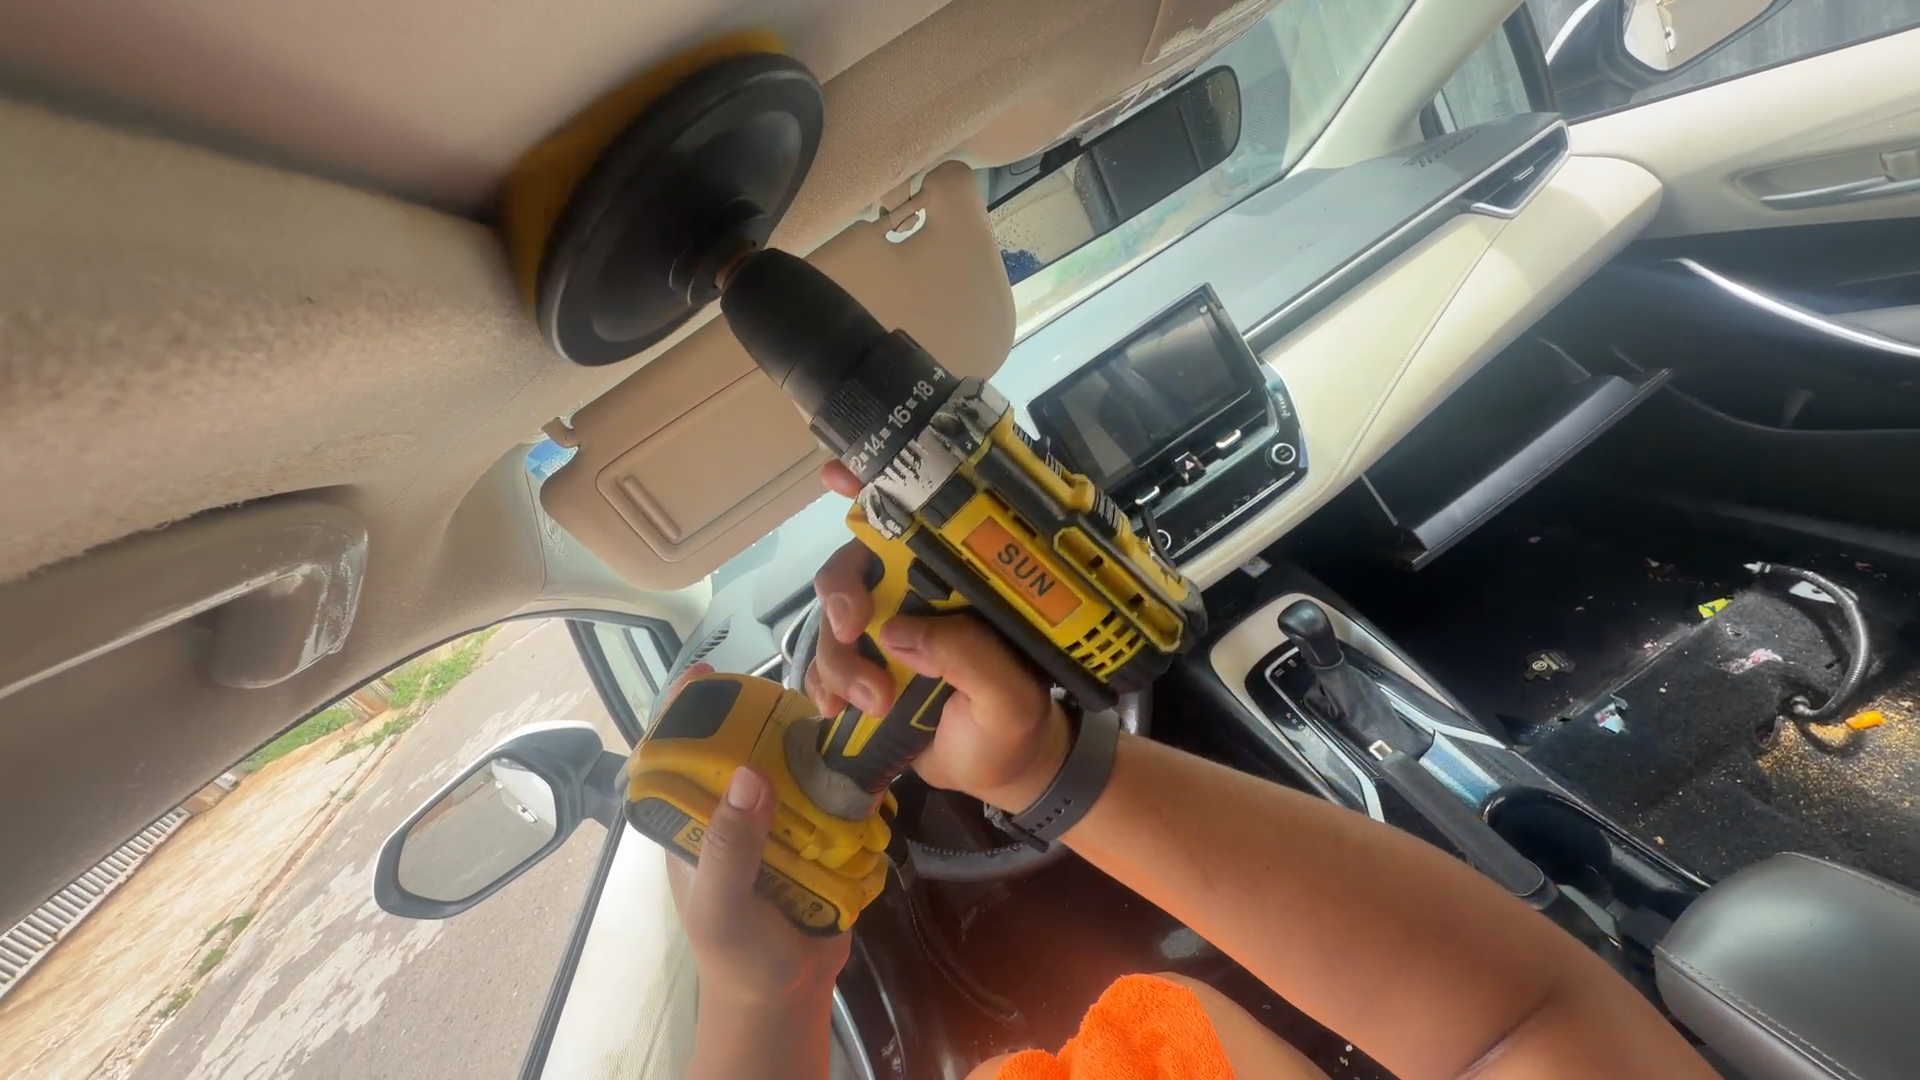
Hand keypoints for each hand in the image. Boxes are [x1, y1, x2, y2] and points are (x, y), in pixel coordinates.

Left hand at [660, 665, 849, 1006]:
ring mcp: (775, 819)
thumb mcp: (721, 906)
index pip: (677, 757)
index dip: (683, 712)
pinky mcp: (814, 830)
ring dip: (810, 743)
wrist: (789, 996)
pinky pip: (826, 791)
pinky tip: (862, 756)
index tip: (705, 673)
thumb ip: (728, 847)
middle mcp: (732, 810)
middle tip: (794, 693)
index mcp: (694, 821)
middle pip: (741, 747)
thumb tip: (751, 773)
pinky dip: (842, 775)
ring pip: (789, 764)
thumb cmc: (737, 956)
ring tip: (836, 717)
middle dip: (761, 717)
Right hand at [806, 463, 1071, 811]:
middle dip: (840, 595)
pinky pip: (819, 665)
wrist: (997, 772)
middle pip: (852, 568)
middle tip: (850, 629)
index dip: (871, 491)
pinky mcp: (860, 670)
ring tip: (872, 704)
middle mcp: (914, 597)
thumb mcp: (1008, 695)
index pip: (914, 526)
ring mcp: (882, 634)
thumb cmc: (1013, 724)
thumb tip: (897, 632)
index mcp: (956, 586)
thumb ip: (968, 656)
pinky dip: (820, 686)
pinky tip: (836, 710)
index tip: (838, 475)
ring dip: (837, 661)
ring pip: (829, 622)